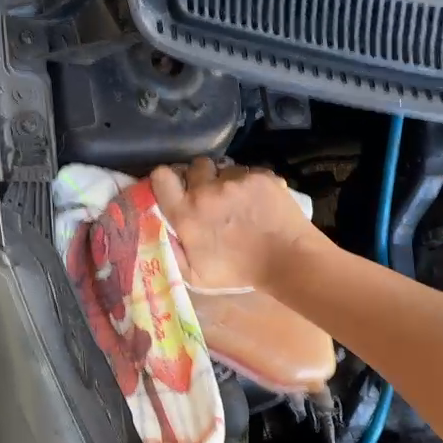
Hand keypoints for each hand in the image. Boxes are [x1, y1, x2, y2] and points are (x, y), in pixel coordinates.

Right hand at [151, 158, 334, 291]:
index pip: (162, 176)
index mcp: (185, 212)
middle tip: (209, 194)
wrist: (288, 261)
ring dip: (226, 180)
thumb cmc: (238, 271)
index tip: (175, 188)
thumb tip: (155, 232)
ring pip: (224, 169)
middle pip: (194, 166)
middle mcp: (206, 190)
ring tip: (238, 198)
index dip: (166, 179)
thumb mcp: (194, 275)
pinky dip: (250, 183)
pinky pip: (248, 172)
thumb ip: (170, 251)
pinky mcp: (260, 176)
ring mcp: (235, 180)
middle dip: (200, 178)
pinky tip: (258, 201)